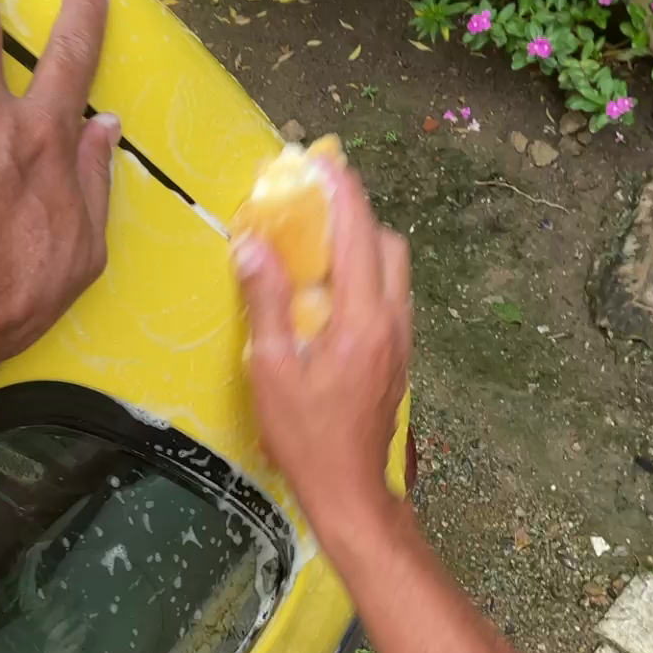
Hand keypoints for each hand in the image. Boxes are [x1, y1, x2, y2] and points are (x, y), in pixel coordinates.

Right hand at [234, 163, 410, 532]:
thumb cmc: (305, 436)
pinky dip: (367, 278)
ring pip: (395, 272)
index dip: (341, 192)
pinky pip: (390, 298)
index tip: (321, 162)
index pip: (358, 234)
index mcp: (361, 319)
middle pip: (388, 245)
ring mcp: (401, 341)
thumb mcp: (272, 370)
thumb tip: (251, 245)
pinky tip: (331, 299)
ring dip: (364, 248)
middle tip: (314, 211)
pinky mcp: (398, 357)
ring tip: (320, 251)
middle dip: (356, 216)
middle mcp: (392, 321)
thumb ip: (266, 303)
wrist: (350, 489)